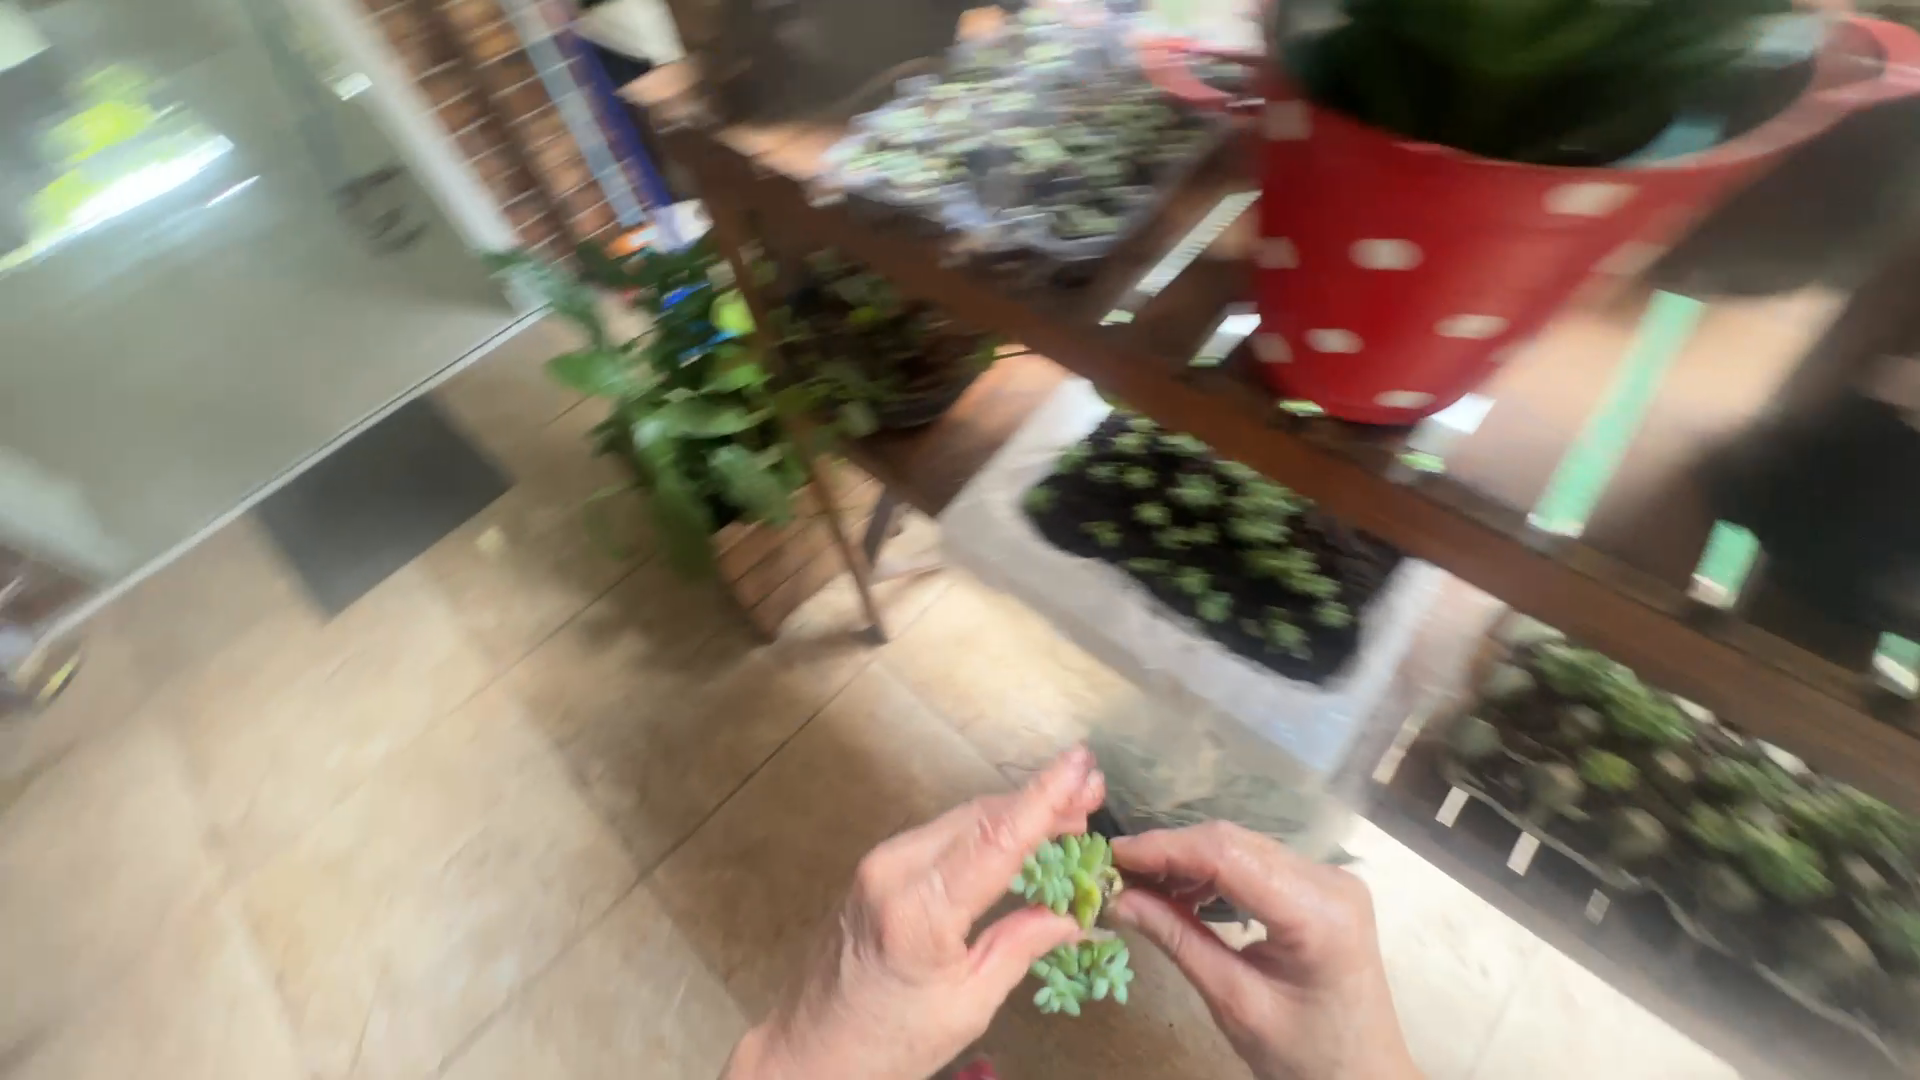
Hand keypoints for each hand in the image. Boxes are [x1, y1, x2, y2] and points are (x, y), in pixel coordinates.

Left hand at [725, 746, 1107, 1079]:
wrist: (811, 1047)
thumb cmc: (891, 1041)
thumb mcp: (969, 1003)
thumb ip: (1022, 943)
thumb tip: (1076, 913)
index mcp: (920, 911)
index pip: (994, 840)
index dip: (1043, 797)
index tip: (1079, 764)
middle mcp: (897, 867)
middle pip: (982, 817)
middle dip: (1040, 799)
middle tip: (1091, 789)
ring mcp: (884, 858)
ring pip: (965, 818)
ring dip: (1017, 810)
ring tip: (1072, 807)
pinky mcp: (881, 860)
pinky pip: (946, 832)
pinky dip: (989, 827)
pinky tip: (1021, 830)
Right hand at [1109, 822, 1419, 1079]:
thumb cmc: (1306, 1059)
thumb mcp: (1235, 1003)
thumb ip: (1177, 941)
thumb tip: (1117, 897)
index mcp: (1318, 912)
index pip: (1227, 855)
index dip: (1164, 848)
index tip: (1113, 855)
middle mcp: (1327, 878)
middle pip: (1231, 842)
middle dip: (1169, 850)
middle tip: (1118, 869)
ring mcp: (1326, 876)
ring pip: (1238, 844)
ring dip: (1186, 857)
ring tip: (1143, 882)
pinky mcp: (1318, 883)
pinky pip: (1252, 859)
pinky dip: (1210, 868)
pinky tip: (1183, 889)